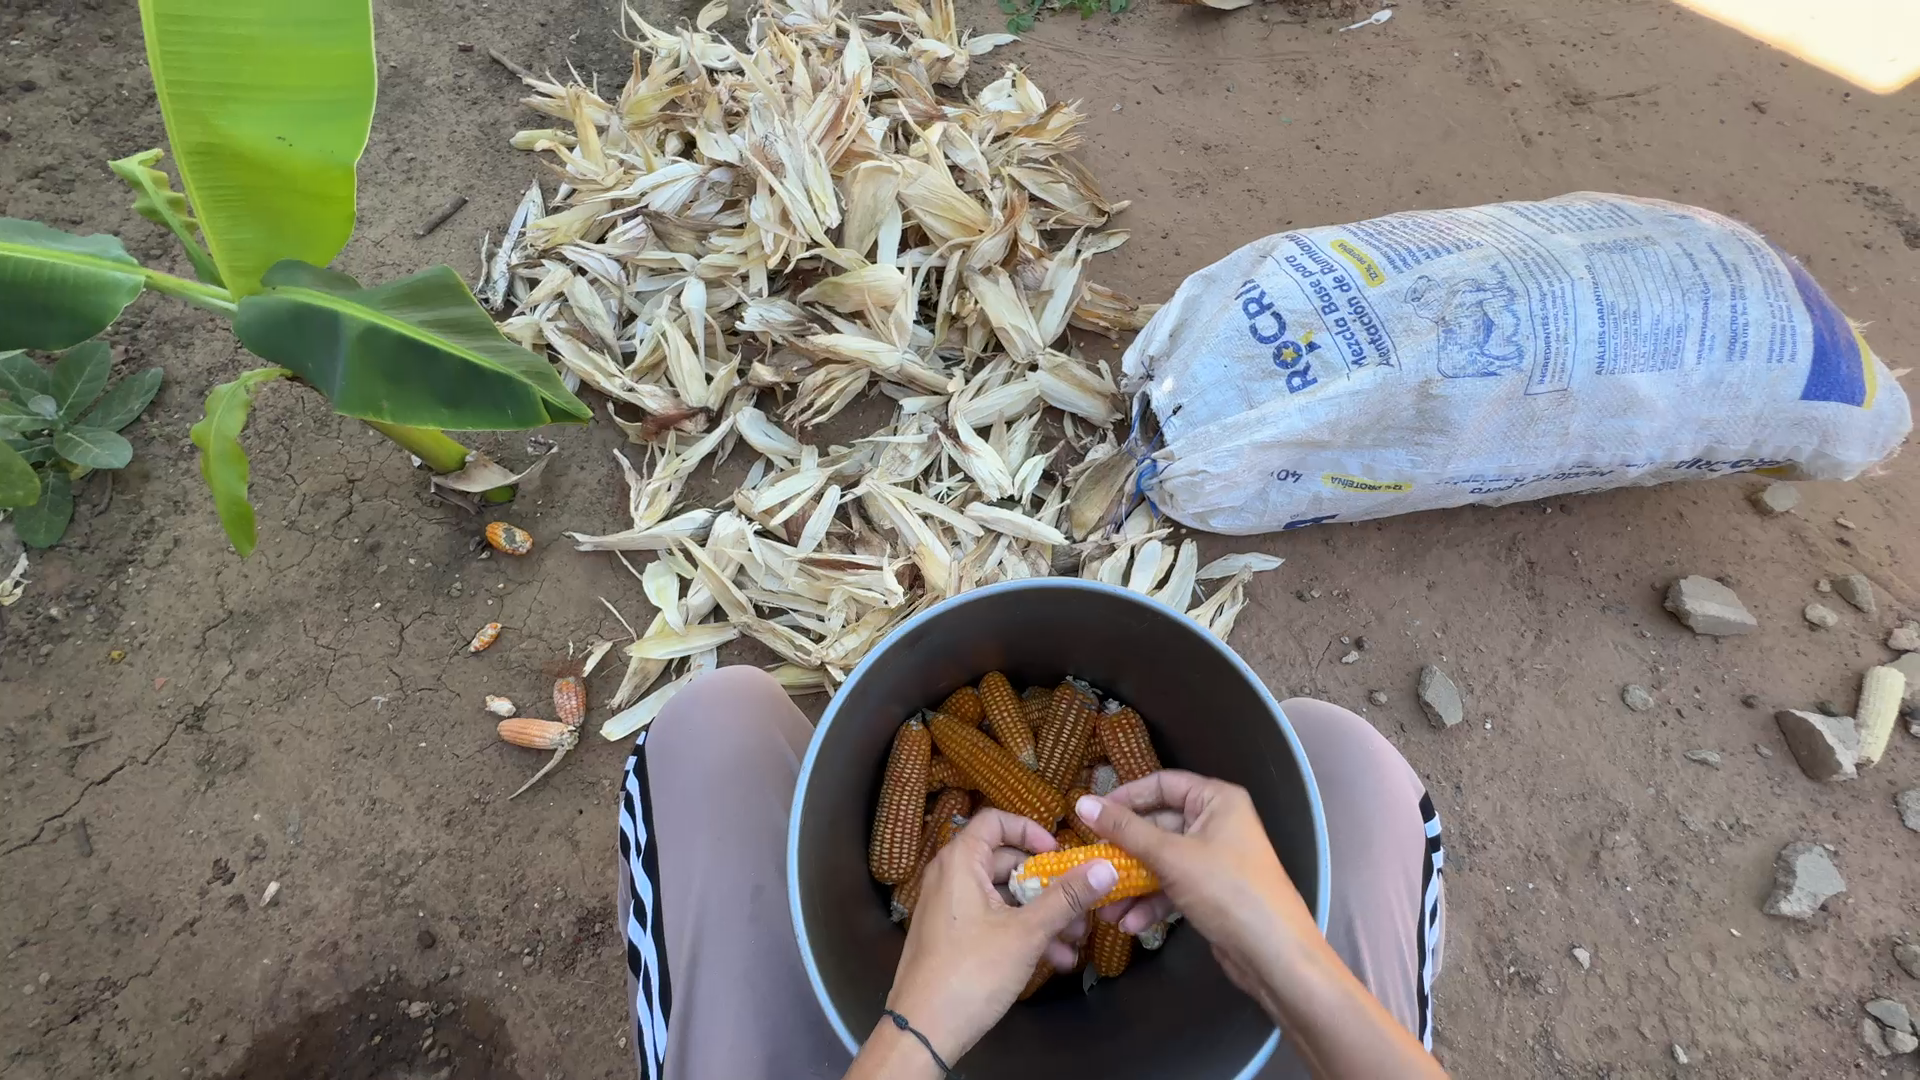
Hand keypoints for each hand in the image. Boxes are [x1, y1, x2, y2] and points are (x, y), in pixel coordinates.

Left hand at [883, 808, 1118, 1062]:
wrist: (922, 1031)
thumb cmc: (972, 971)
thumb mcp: (1026, 933)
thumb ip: (1065, 898)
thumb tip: (1105, 867)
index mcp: (960, 860)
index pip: (996, 821)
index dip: (1030, 830)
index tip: (1059, 853)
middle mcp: (951, 874)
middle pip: (1005, 861)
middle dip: (1046, 884)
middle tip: (1079, 903)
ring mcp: (950, 905)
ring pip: (1003, 895)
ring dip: (1041, 914)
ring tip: (1075, 940)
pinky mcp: (953, 934)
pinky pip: (992, 918)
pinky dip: (1021, 931)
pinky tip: (1055, 959)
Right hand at [1073, 771, 1319, 1012]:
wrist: (1276, 958)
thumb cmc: (1227, 890)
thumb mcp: (1171, 856)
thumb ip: (1125, 830)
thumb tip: (1083, 804)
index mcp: (1216, 800)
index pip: (1162, 784)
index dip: (1127, 796)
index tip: (1093, 812)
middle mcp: (1216, 822)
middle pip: (1158, 824)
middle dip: (1125, 850)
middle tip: (1094, 863)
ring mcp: (1214, 858)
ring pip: (1161, 859)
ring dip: (1133, 882)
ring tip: (1106, 906)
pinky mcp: (1211, 890)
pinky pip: (1172, 885)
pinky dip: (1152, 901)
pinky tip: (1130, 923)